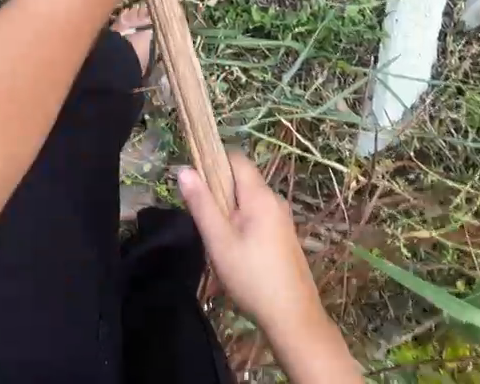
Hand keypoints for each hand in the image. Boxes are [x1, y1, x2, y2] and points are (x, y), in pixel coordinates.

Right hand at [178, 155, 360, 382]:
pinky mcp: (285, 237)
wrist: (294, 319)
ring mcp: (282, 219)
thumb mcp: (219, 241)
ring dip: (229, 214)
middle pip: (240, 181)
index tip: (197, 186)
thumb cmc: (253, 278)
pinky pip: (258, 218)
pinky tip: (235, 256)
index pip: (235, 158)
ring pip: (247, 202)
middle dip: (219, 194)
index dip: (213, 162)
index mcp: (260, 195)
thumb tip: (184, 169)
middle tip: (205, 224)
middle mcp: (274, 200)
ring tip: (217, 244)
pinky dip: (242, 227)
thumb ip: (201, 204)